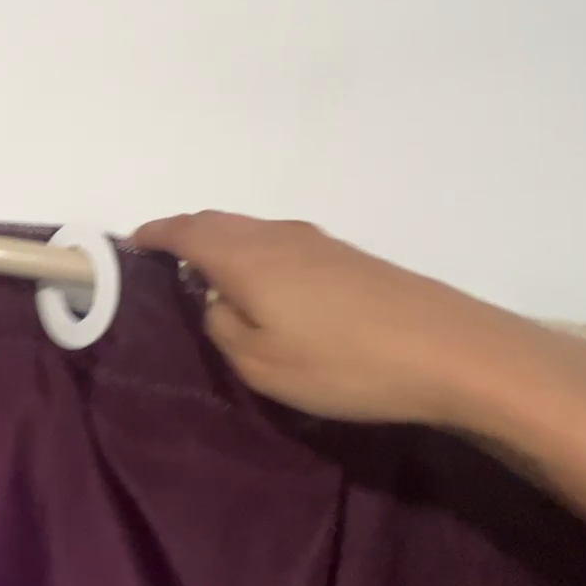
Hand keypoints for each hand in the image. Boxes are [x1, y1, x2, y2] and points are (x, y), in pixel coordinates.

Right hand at [132, 211, 553, 425]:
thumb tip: (217, 301)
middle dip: (184, 234)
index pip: (185, 232)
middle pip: (217, 222)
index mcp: (245, 257)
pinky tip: (264, 285)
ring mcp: (317, 242)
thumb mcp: (258, 362)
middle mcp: (276, 236)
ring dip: (220, 243)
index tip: (132, 244)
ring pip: (250, 230)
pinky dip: (252, 253)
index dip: (154, 235)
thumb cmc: (342, 363)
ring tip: (207, 274)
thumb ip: (221, 325)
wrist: (454, 353)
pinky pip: (278, 243)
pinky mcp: (348, 257)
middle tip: (163, 261)